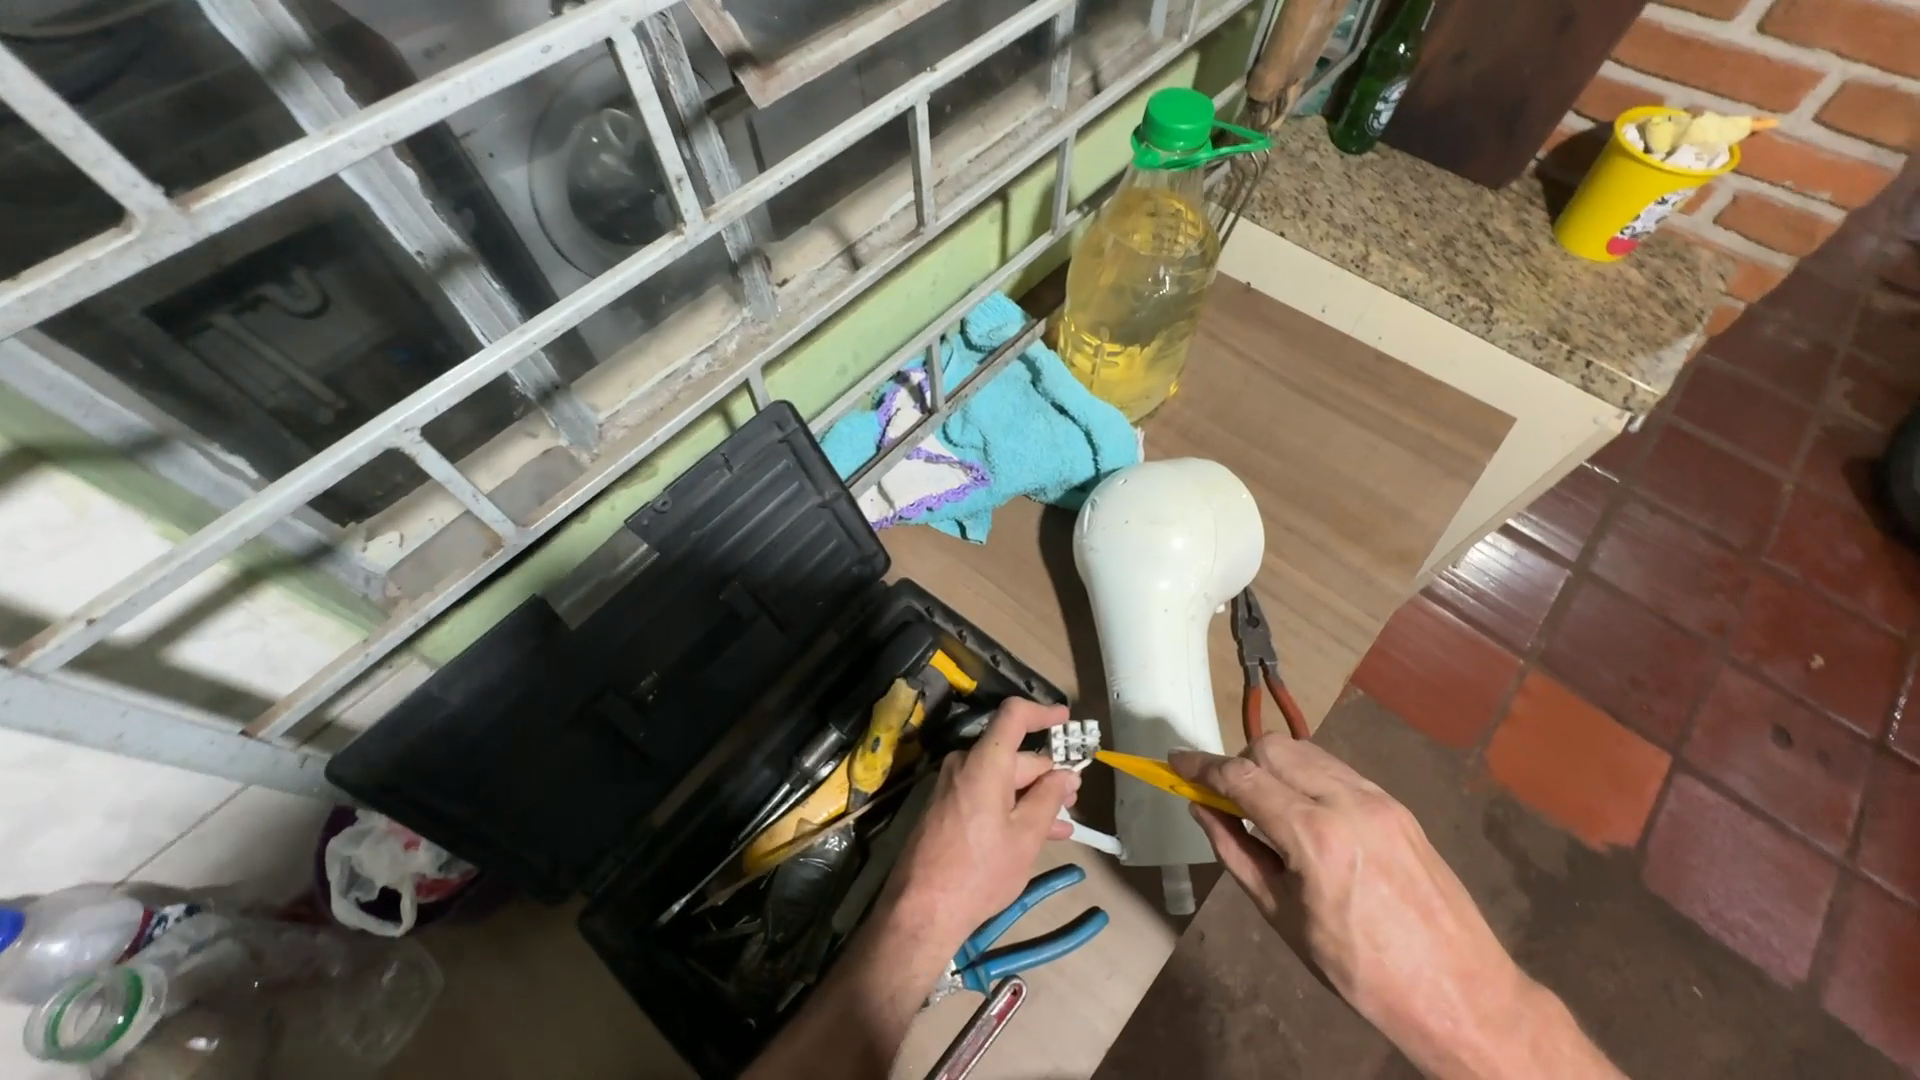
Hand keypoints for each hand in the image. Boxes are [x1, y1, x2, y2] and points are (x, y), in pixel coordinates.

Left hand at [881, 699, 1080, 950]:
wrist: (922, 909)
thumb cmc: (980, 871)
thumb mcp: (1025, 837)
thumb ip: (1048, 798)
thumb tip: (1065, 774)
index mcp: (985, 763)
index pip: (1013, 717)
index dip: (1042, 713)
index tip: (1065, 719)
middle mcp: (964, 766)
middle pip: (1012, 755)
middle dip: (1046, 773)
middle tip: (1073, 796)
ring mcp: (952, 787)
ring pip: (1001, 779)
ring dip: (1032, 796)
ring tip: (1062, 822)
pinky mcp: (946, 808)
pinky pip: (985, 795)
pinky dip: (1011, 807)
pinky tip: (1035, 832)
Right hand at [1171, 738, 1541, 1079]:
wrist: (1461, 994)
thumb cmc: (1360, 972)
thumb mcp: (1283, 916)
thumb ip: (1236, 852)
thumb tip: (1201, 809)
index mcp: (1314, 837)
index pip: (1241, 777)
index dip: (1201, 766)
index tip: (1174, 762)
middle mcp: (1347, 802)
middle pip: (1272, 748)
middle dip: (1238, 762)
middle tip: (1224, 797)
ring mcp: (1378, 799)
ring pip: (1305, 751)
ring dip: (1272, 766)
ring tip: (1263, 806)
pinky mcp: (1397, 806)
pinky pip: (1336, 770)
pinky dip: (1305, 776)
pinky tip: (1302, 813)